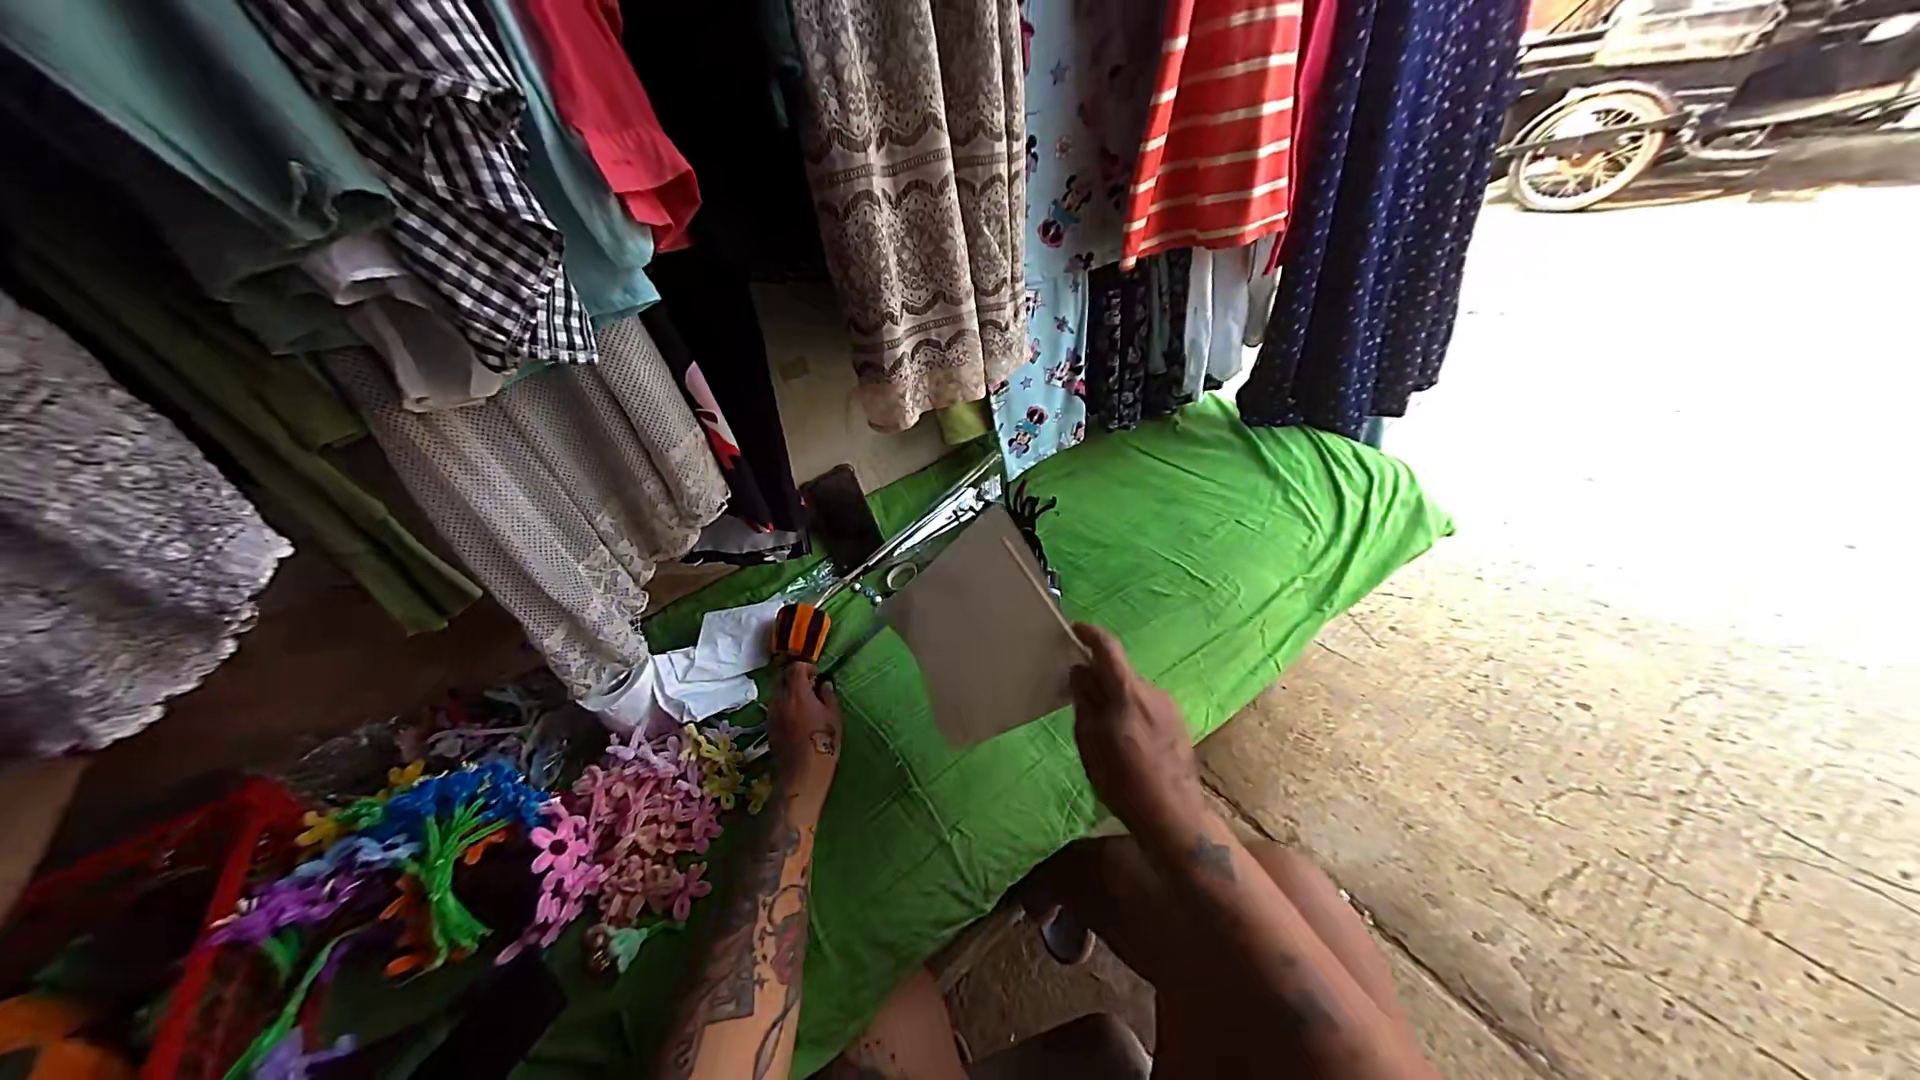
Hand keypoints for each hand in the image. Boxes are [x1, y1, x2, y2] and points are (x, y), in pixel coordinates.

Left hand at [769, 662, 842, 813]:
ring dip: (788, 690)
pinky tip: (796, 716)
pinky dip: (784, 704)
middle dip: (795, 676)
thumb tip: (823, 684)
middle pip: (782, 677)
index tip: (817, 675)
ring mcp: (772, 714)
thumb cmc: (823, 742)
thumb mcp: (834, 717)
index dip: (807, 667)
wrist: (803, 773)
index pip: (795, 668)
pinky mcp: (768, 726)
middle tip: (810, 685)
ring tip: (804, 701)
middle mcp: (780, 700)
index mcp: (797, 694)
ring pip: (776, 692)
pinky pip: (774, 706)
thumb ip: (828, 696)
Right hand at [1068, 624, 1204, 838]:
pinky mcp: (1178, 722)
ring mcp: (1169, 707)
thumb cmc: (1124, 783)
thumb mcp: (1091, 744)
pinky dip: (1130, 710)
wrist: (1174, 815)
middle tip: (1077, 694)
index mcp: (1129, 695)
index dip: (1090, 634)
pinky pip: (1147, 704)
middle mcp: (1153, 693)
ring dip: (1115, 697)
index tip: (1074, 629)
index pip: (1109, 650)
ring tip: (1102, 727)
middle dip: (1097, 677)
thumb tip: (1079, 671)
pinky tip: (1125, 738)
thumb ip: (1085, 703)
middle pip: (1119, 672)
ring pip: (1132, 690)